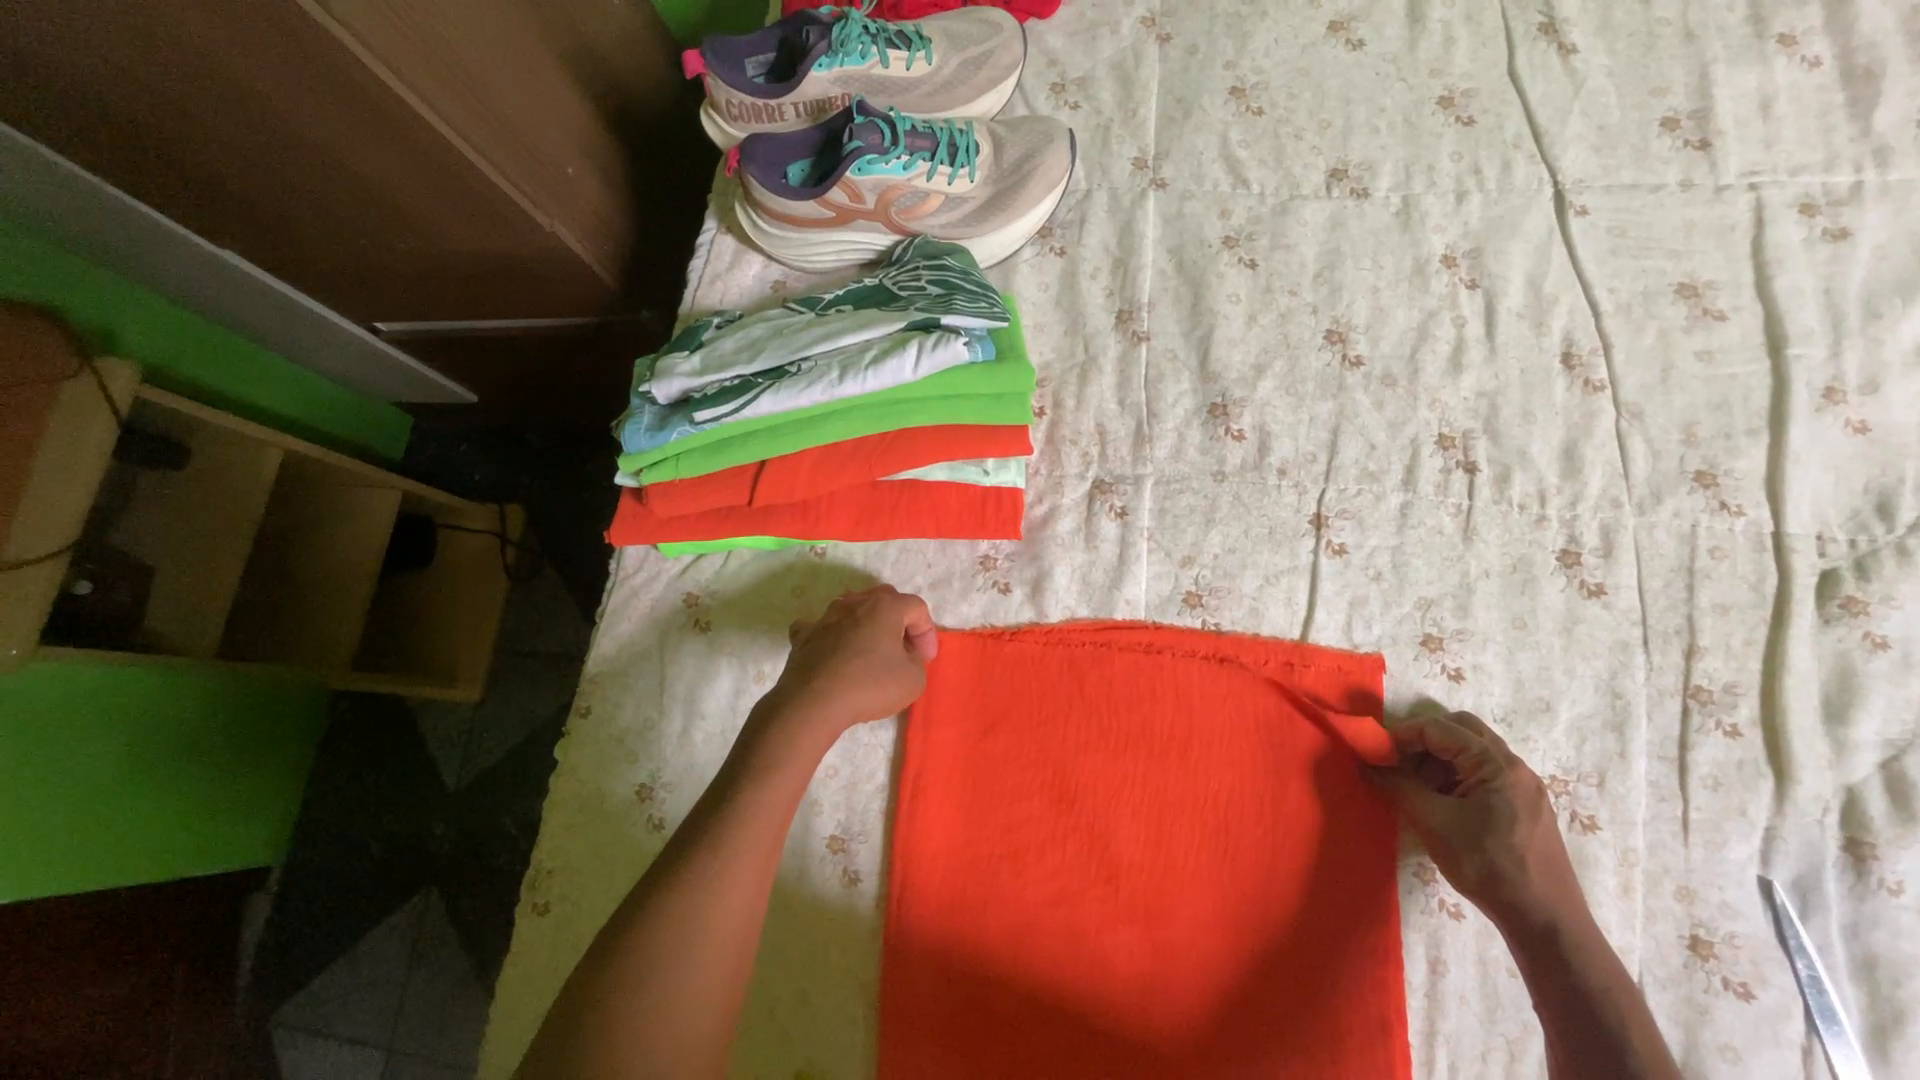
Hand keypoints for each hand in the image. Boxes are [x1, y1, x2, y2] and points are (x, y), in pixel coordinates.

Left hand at [761, 585, 938, 737]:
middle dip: (899, 621)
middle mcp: (854, 603)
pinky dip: (831, 636)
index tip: (926, 659)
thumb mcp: (914, 679)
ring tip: (871, 651)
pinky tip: (833, 650)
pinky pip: (821, 627)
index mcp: (885, 606)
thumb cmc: (870, 685)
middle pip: (884, 600)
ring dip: (865, 626)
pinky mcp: (804, 636)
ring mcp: (825, 617)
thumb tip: (905, 655)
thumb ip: (917, 660)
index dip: (927, 633)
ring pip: (851, 609)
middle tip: (904, 649)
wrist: (814, 702)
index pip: (917, 608)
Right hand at [1370, 710, 1586, 928]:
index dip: (1402, 735)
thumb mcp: (1433, 823)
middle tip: (1396, 763)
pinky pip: (1485, 775)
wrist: (1544, 918)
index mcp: (1496, 764)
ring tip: (1416, 788)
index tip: (1375, 752)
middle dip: (1423, 741)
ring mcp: (1524, 787)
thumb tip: (1367, 765)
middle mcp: (1515, 766)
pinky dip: (1456, 778)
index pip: (1440, 728)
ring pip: (1473, 753)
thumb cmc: (1487, 865)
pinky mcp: (1525, 807)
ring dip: (1439, 761)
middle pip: (1462, 730)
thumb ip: (1397, 786)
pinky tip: (1441, 805)